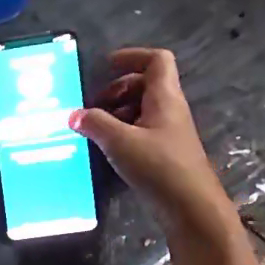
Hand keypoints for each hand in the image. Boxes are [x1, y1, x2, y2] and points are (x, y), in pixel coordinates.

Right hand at [70, 48, 235, 235]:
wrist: (191, 208)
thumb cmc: (160, 167)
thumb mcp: (121, 143)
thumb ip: (95, 125)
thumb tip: (74, 115)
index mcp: (165, 97)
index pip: (156, 60)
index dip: (131, 56)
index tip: (105, 66)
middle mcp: (169, 110)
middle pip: (144, 85)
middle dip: (116, 90)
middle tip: (92, 107)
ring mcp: (168, 133)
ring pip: (141, 110)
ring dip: (116, 114)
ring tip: (94, 129)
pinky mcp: (164, 154)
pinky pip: (140, 133)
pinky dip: (122, 134)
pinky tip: (105, 149)